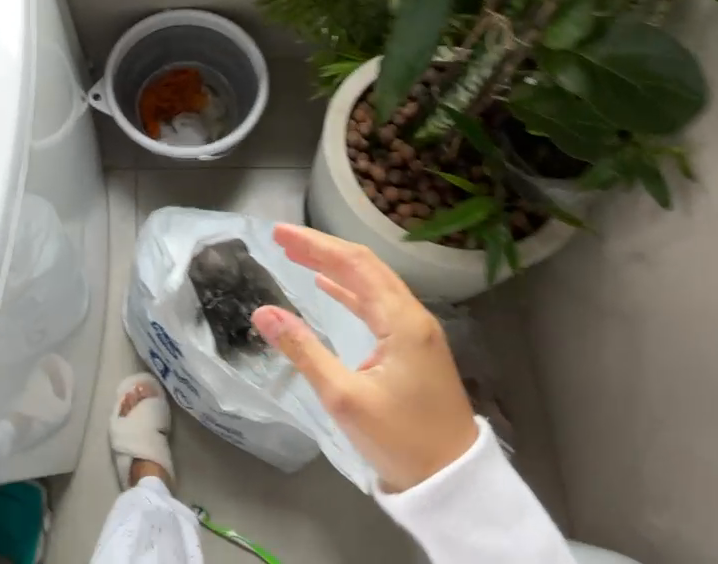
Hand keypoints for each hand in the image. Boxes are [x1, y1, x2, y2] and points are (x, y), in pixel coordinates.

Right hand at [251, 225, 478, 492]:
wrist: (454, 484)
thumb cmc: (401, 440)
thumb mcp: (344, 397)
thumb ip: (303, 350)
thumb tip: (263, 312)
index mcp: (402, 322)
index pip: (354, 265)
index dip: (315, 244)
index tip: (279, 234)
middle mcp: (413, 318)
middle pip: (365, 267)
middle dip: (322, 248)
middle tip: (282, 239)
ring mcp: (417, 334)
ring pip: (371, 284)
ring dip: (334, 266)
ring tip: (296, 255)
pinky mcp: (414, 350)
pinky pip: (377, 306)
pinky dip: (349, 291)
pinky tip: (327, 287)